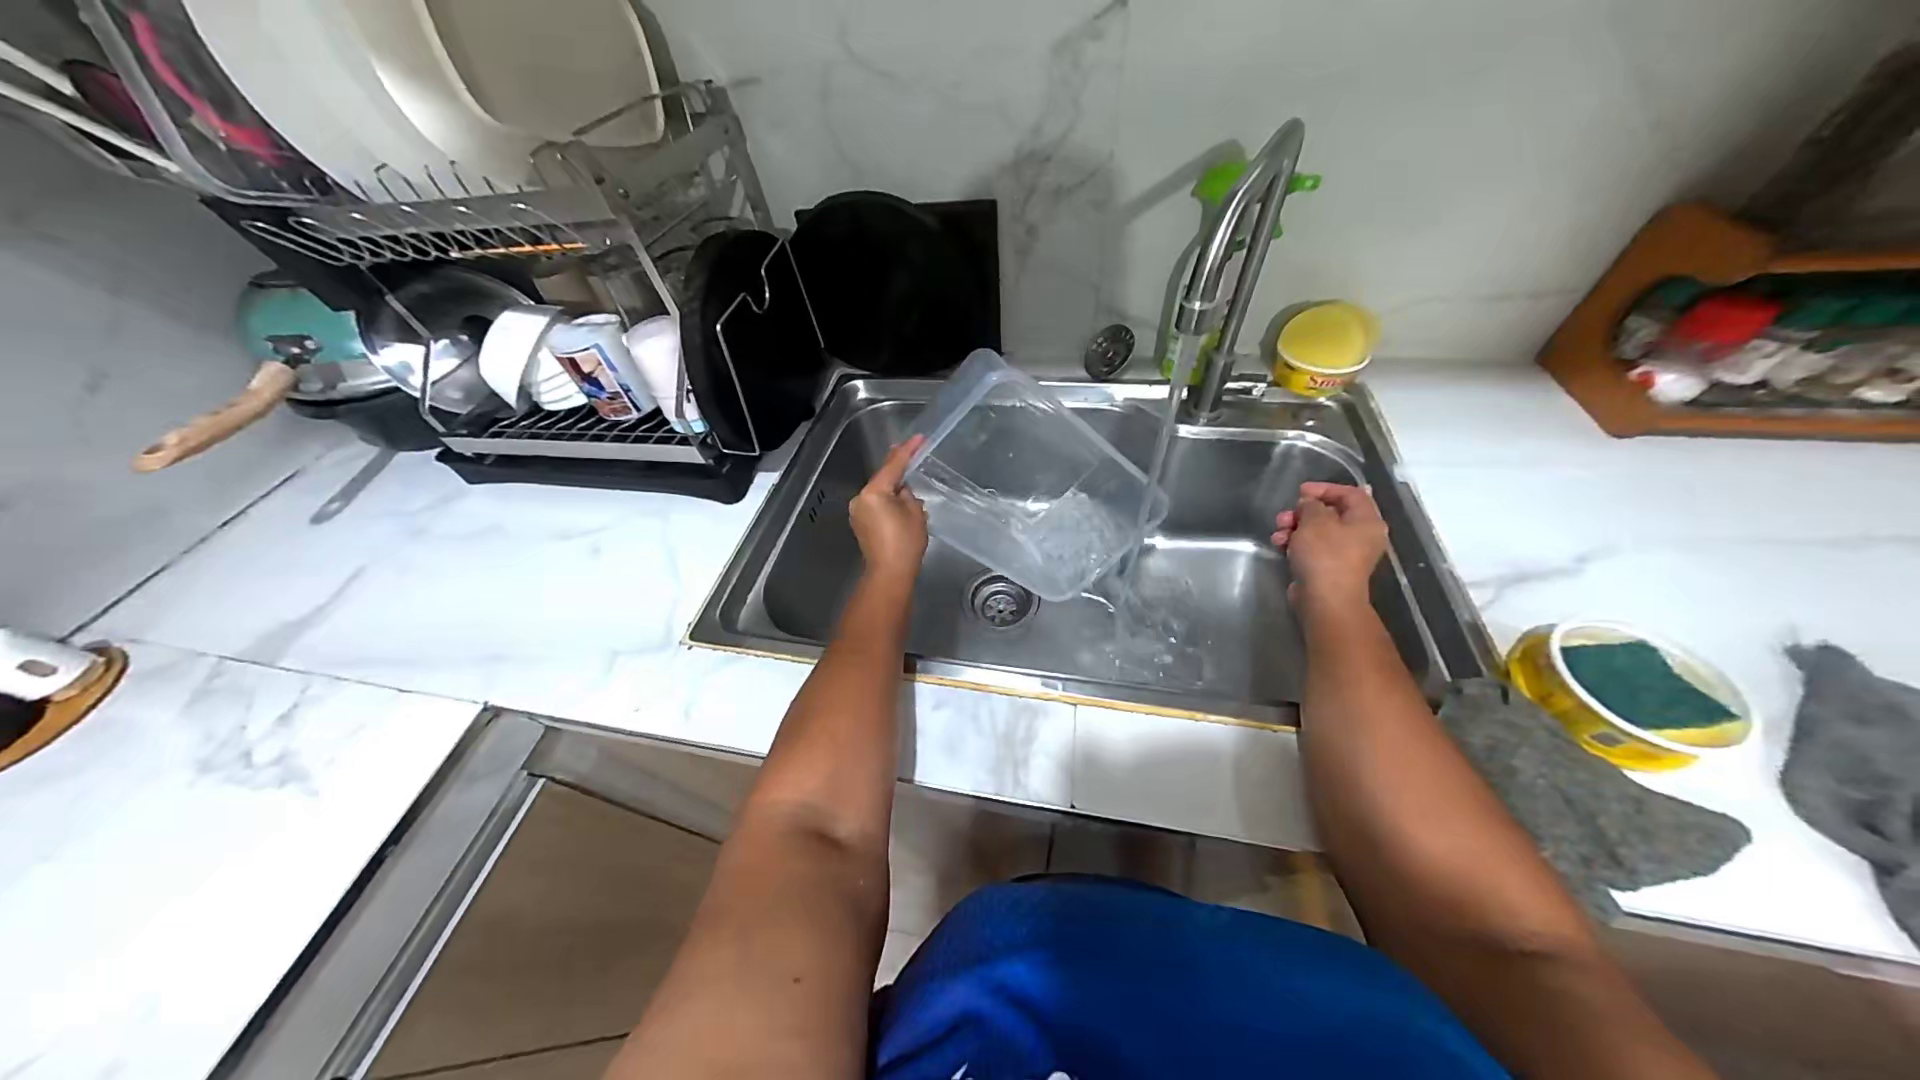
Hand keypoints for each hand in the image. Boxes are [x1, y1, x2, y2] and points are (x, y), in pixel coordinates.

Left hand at [851, 435, 928, 583]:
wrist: (889, 573)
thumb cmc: (905, 543)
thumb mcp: (915, 513)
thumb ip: (908, 495)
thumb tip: (902, 491)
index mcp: (874, 492)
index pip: (893, 466)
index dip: (907, 451)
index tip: (919, 439)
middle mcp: (861, 498)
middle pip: (882, 478)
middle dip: (898, 470)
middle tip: (914, 454)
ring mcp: (857, 512)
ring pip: (879, 492)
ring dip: (893, 488)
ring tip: (911, 484)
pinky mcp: (860, 524)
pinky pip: (875, 505)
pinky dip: (887, 501)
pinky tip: (900, 503)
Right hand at [1271, 481, 1387, 607]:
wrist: (1325, 599)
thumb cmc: (1325, 555)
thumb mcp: (1315, 521)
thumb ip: (1311, 505)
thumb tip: (1309, 505)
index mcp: (1367, 521)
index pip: (1351, 493)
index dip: (1325, 488)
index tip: (1301, 491)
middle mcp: (1360, 536)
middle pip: (1331, 513)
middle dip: (1304, 512)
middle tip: (1286, 514)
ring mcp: (1345, 554)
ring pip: (1318, 531)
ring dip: (1295, 527)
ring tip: (1278, 531)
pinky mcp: (1329, 568)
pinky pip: (1312, 548)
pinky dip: (1296, 543)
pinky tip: (1279, 545)